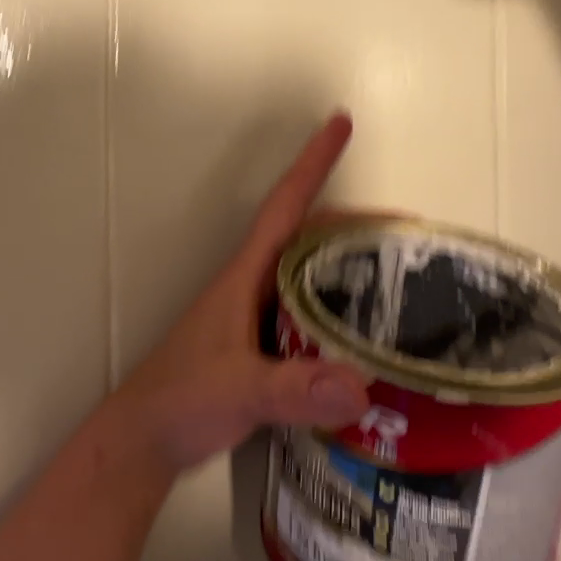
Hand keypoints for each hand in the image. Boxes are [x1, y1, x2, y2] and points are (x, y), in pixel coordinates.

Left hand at [105, 113, 373, 473]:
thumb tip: (362, 383)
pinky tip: (373, 340)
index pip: (285, 208)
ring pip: (314, 278)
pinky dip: (345, 316)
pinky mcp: (265, 350)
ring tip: (409, 283)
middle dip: (356, 227)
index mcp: (245, 277)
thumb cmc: (181, 400)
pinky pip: (314, 317)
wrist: (148, 438)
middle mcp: (255, 288)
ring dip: (355, 270)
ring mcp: (259, 319)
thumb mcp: (237, 391)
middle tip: (413, 238)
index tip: (339, 122)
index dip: (311, 163)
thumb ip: (292, 390)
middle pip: (310, 239)